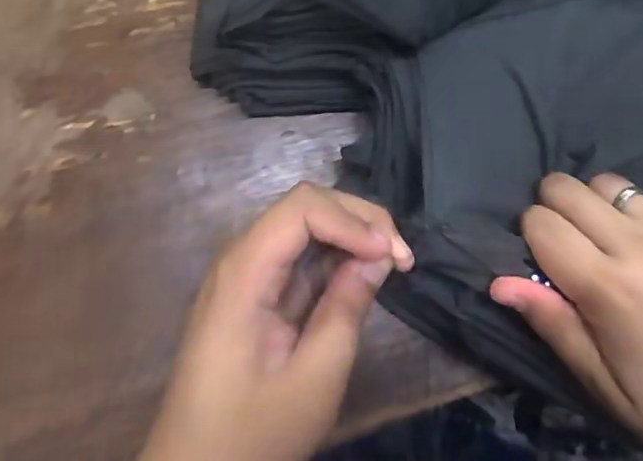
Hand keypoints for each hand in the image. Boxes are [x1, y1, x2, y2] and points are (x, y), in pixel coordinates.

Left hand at [139, 183, 414, 460]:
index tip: (390, 253)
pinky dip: (337, 255)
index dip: (351, 219)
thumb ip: (346, 310)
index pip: (302, 207)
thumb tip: (379, 256)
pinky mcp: (256, 290)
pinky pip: (300, 254)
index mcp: (244, 271)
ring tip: (391, 259)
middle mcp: (241, 257)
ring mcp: (247, 272)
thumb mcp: (312, 382)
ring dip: (351, 233)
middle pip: (305, 206)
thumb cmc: (250, 436)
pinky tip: (363, 272)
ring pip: (306, 223)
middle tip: (401, 253)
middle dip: (358, 219)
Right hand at [490, 173, 642, 460]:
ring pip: (601, 180)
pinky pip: (639, 194)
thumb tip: (497, 281)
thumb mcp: (602, 385)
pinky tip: (632, 242)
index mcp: (609, 288)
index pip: (540, 223)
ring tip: (597, 241)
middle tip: (564, 250)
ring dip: (587, 203)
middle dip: (550, 209)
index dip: (529, 240)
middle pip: (564, 187)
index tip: (542, 268)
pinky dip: (621, 206)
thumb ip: (551, 324)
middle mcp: (636, 245)